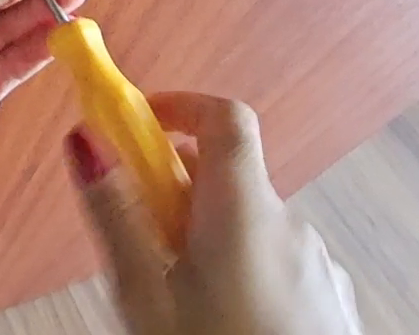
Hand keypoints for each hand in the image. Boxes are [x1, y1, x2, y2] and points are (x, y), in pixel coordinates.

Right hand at [66, 93, 362, 334]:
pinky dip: (240, 264)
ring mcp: (322, 271)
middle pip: (226, 175)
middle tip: (138, 236)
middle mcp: (293, 228)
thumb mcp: (144, 293)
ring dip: (205, 231)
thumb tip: (83, 136)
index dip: (179, 105)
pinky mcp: (335, 310)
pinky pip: (277, 260)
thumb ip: (113, 209)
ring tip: (174, 294)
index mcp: (247, 211)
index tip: (135, 126)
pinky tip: (220, 320)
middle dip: (174, 188)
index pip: (225, 117)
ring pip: (248, 222)